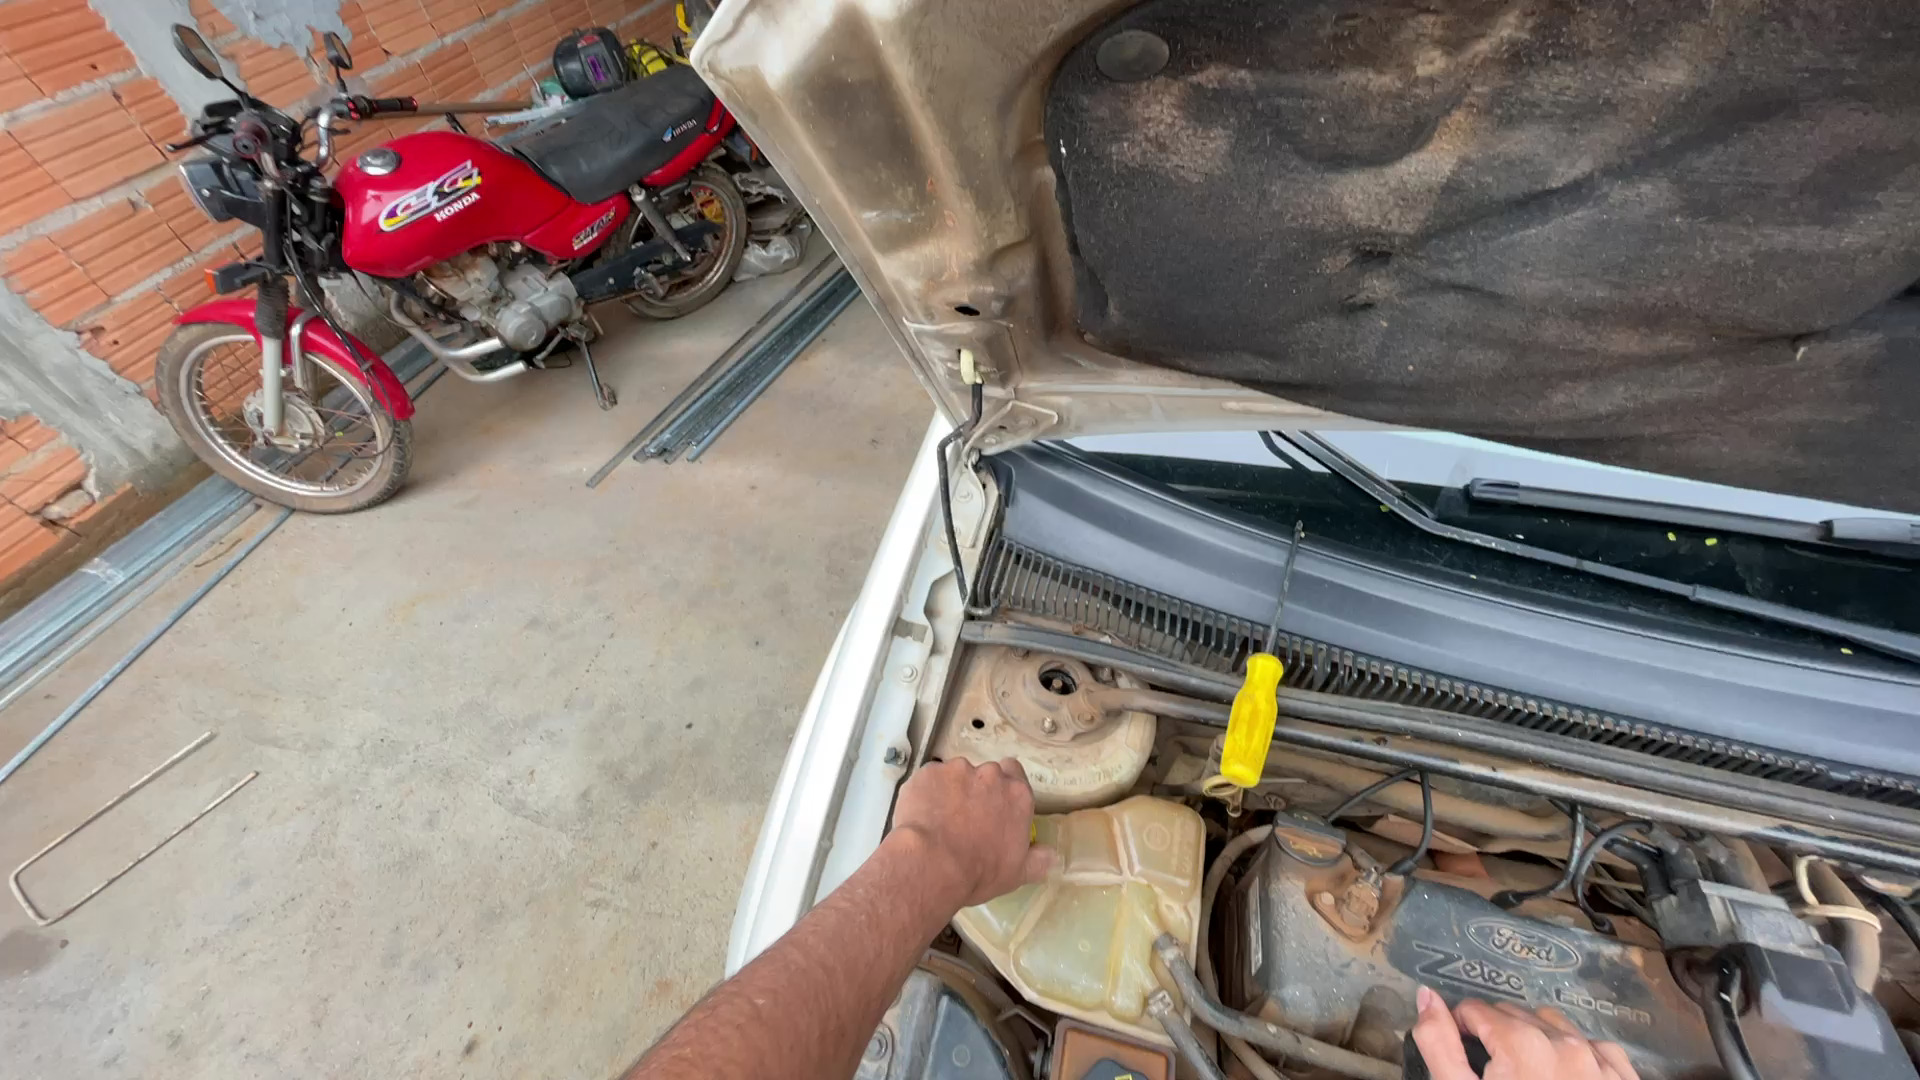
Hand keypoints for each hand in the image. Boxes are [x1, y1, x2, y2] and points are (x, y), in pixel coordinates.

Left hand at [890, 757, 1053, 908]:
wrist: (932, 864)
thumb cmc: (979, 872)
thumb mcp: (1016, 874)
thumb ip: (1037, 860)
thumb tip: (1050, 855)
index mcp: (1017, 794)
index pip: (1015, 773)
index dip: (1004, 788)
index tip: (995, 806)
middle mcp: (990, 775)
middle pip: (985, 775)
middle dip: (977, 791)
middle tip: (965, 819)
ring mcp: (957, 770)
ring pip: (955, 776)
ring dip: (951, 791)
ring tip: (939, 820)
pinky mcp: (928, 772)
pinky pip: (929, 780)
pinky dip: (927, 793)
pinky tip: (921, 815)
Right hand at [1411, 987, 1639, 1079]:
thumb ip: (1438, 1043)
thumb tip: (1426, 996)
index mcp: (1521, 1042)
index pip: (1472, 1010)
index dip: (1461, 1031)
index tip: (1467, 1063)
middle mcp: (1566, 1044)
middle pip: (1511, 1013)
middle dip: (1496, 1034)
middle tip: (1496, 1077)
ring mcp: (1603, 1064)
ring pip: (1553, 1024)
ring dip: (1535, 1038)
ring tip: (1530, 1078)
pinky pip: (1599, 1048)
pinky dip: (1580, 1054)